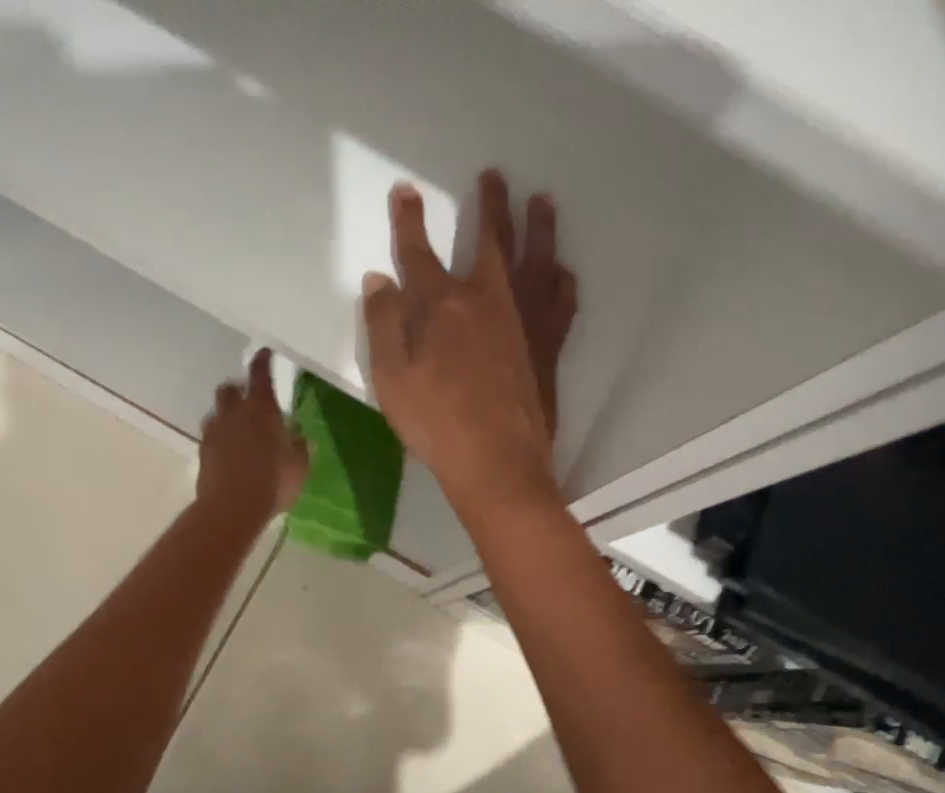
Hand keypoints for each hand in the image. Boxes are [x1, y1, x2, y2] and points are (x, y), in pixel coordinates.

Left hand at [197, 348, 309, 521]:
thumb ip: (299, 446)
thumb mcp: (299, 465)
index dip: (262, 361)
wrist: (232, 507)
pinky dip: (219, 438)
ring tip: (237, 428)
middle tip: (248, 399)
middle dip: (238, 389)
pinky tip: (228, 452)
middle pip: (230, 389)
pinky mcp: (203, 452)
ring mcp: (214, 432)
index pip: (260, 374)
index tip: (263, 353)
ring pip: (216, 412)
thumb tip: (297, 435)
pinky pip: (211, 436)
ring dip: (226, 415)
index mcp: (262, 408)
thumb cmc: (273, 481)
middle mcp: (234, 413)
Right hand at [364, 169, 576, 514]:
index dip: (409, 220)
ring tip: (542, 201)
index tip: (406, 190)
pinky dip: (563, 283)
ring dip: (539, 228)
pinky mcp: (548, 348)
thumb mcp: (391, 379)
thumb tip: (380, 280)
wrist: (497, 463)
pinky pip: (562, 304)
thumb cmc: (436, 424)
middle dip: (491, 206)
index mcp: (443, 307)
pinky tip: (565, 272)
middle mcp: (489, 301)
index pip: (420, 253)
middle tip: (494, 176)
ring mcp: (525, 322)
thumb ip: (383, 325)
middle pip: (492, 241)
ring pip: (536, 261)